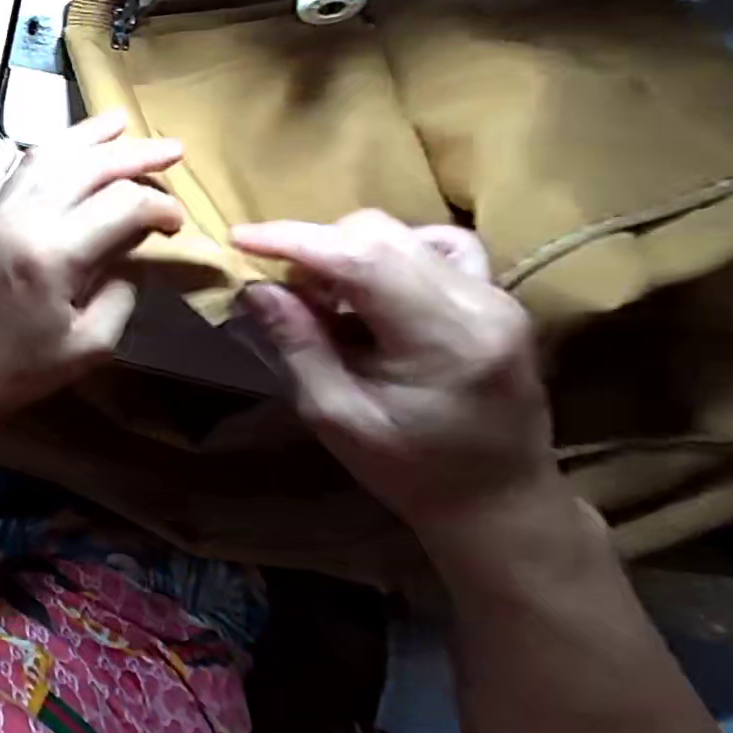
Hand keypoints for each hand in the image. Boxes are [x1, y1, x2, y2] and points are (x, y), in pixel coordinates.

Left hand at [0, 112, 185, 420]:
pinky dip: (18, 152)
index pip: (120, 205)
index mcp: (52, 254)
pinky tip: (32, 142)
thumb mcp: (92, 343)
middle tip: (171, 149)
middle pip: (84, 166)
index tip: (178, 222)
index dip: (159, 207)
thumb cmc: (24, 367)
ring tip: (117, 123)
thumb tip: (134, 245)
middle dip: (132, 154)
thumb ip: (122, 288)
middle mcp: (20, 220)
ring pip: (41, 157)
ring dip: (82, 137)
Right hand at [230, 210, 557, 530]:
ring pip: (402, 234)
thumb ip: (297, 344)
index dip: (293, 240)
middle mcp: (479, 302)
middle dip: (312, 247)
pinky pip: (433, 247)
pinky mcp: (491, 296)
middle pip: (380, 235)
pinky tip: (366, 287)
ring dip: (345, 251)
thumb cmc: (408, 468)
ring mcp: (494, 294)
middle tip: (281, 290)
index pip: (362, 259)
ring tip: (323, 295)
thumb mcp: (334, 414)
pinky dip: (385, 254)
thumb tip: (255, 288)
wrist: (495, 498)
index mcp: (443, 338)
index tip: (237, 239)